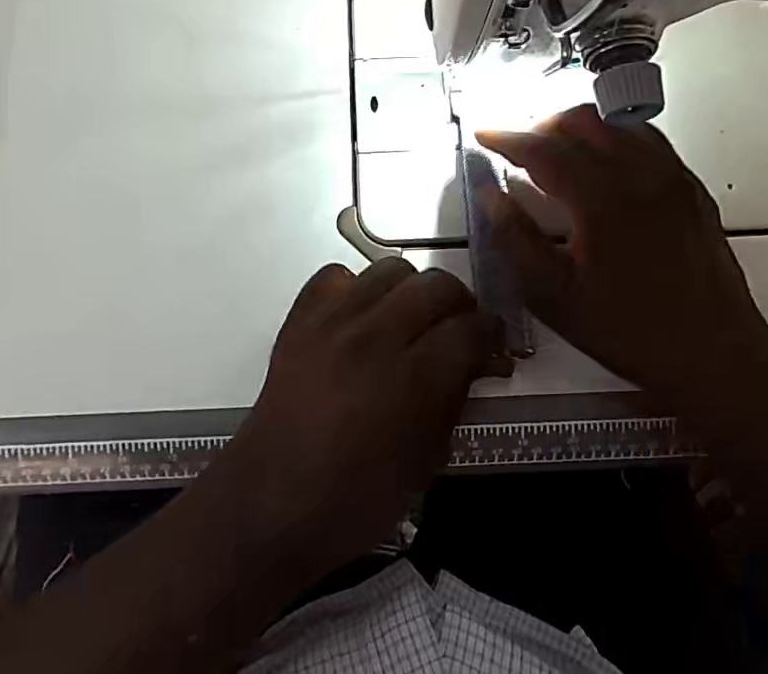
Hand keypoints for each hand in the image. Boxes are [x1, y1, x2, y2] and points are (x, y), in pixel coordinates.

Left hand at [200, 259, 507, 577]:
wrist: (274, 495)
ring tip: (411, 320)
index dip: (491, 334)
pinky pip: (337, 275)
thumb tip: (476, 363)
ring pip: (390, 269)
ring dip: (412, 291)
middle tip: (459, 330)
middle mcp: (374, 335)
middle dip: (459, 305)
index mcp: (412, 378)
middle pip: (435, 285)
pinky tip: (361, 317)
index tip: (493, 344)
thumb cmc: (356, 497)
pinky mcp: (300, 316)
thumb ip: (454, 399)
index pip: (470, 327)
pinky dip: (357, 289)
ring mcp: (332, 319)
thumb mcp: (426, 460)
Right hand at [476, 105, 767, 405]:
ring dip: (578, 129)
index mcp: (602, 200)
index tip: (485, 136)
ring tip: (556, 155)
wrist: (714, 355)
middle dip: (542, 128)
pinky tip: (601, 165)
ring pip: (617, 124)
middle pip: (583, 122)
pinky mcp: (691, 189)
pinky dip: (614, 138)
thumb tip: (491, 196)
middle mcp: (641, 176)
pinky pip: (648, 140)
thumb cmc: (627, 330)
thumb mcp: (550, 294)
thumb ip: (513, 238)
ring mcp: (672, 179)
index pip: (545, 149)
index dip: (507, 139)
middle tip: (519, 151)